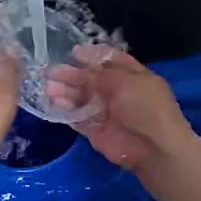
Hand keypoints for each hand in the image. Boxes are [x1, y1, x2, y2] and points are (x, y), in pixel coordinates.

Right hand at [45, 46, 193, 169]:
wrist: (153, 147)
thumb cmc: (145, 107)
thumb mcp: (125, 81)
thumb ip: (99, 74)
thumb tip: (79, 69)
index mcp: (131, 76)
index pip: (110, 61)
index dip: (92, 55)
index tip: (73, 52)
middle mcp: (118, 92)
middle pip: (90, 80)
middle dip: (71, 74)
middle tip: (50, 71)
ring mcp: (106, 112)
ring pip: (81, 98)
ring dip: (65, 91)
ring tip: (47, 87)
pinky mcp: (95, 130)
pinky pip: (77, 118)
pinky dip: (65, 111)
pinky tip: (53, 103)